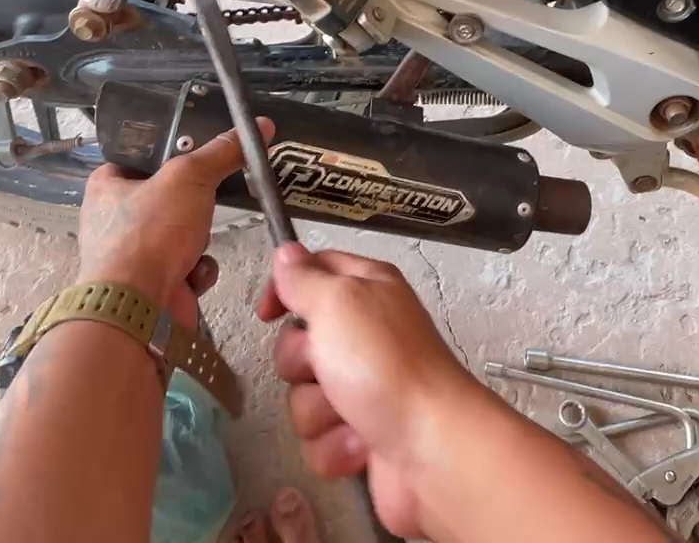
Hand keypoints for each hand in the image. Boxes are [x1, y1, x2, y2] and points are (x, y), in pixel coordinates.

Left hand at [76, 118, 273, 326]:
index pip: (137, 157)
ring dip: (199, 238)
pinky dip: (199, 268)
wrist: (140, 309)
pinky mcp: (153, 285)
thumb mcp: (190, 177)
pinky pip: (187, 266)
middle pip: (167, 196)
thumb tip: (260, 125)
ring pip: (182, 232)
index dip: (166, 153)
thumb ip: (223, 151)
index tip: (195, 151)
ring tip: (198, 241)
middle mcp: (115, 221)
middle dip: (193, 203)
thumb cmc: (150, 232)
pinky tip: (195, 272)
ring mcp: (133, 257)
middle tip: (209, 195)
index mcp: (107, 187)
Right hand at [256, 245, 487, 536]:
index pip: (314, 270)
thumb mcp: (339, 302)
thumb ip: (306, 278)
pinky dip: (334, 443)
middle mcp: (365, 331)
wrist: (430, 446)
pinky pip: (318, 437)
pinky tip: (360, 442)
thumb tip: (286, 252)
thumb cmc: (384, 364)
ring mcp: (363, 384)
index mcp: (367, 287)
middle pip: (299, 339)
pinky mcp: (360, 431)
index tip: (268, 314)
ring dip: (319, 408)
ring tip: (350, 410)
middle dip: (301, 361)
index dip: (285, 288)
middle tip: (325, 365)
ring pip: (303, 394)